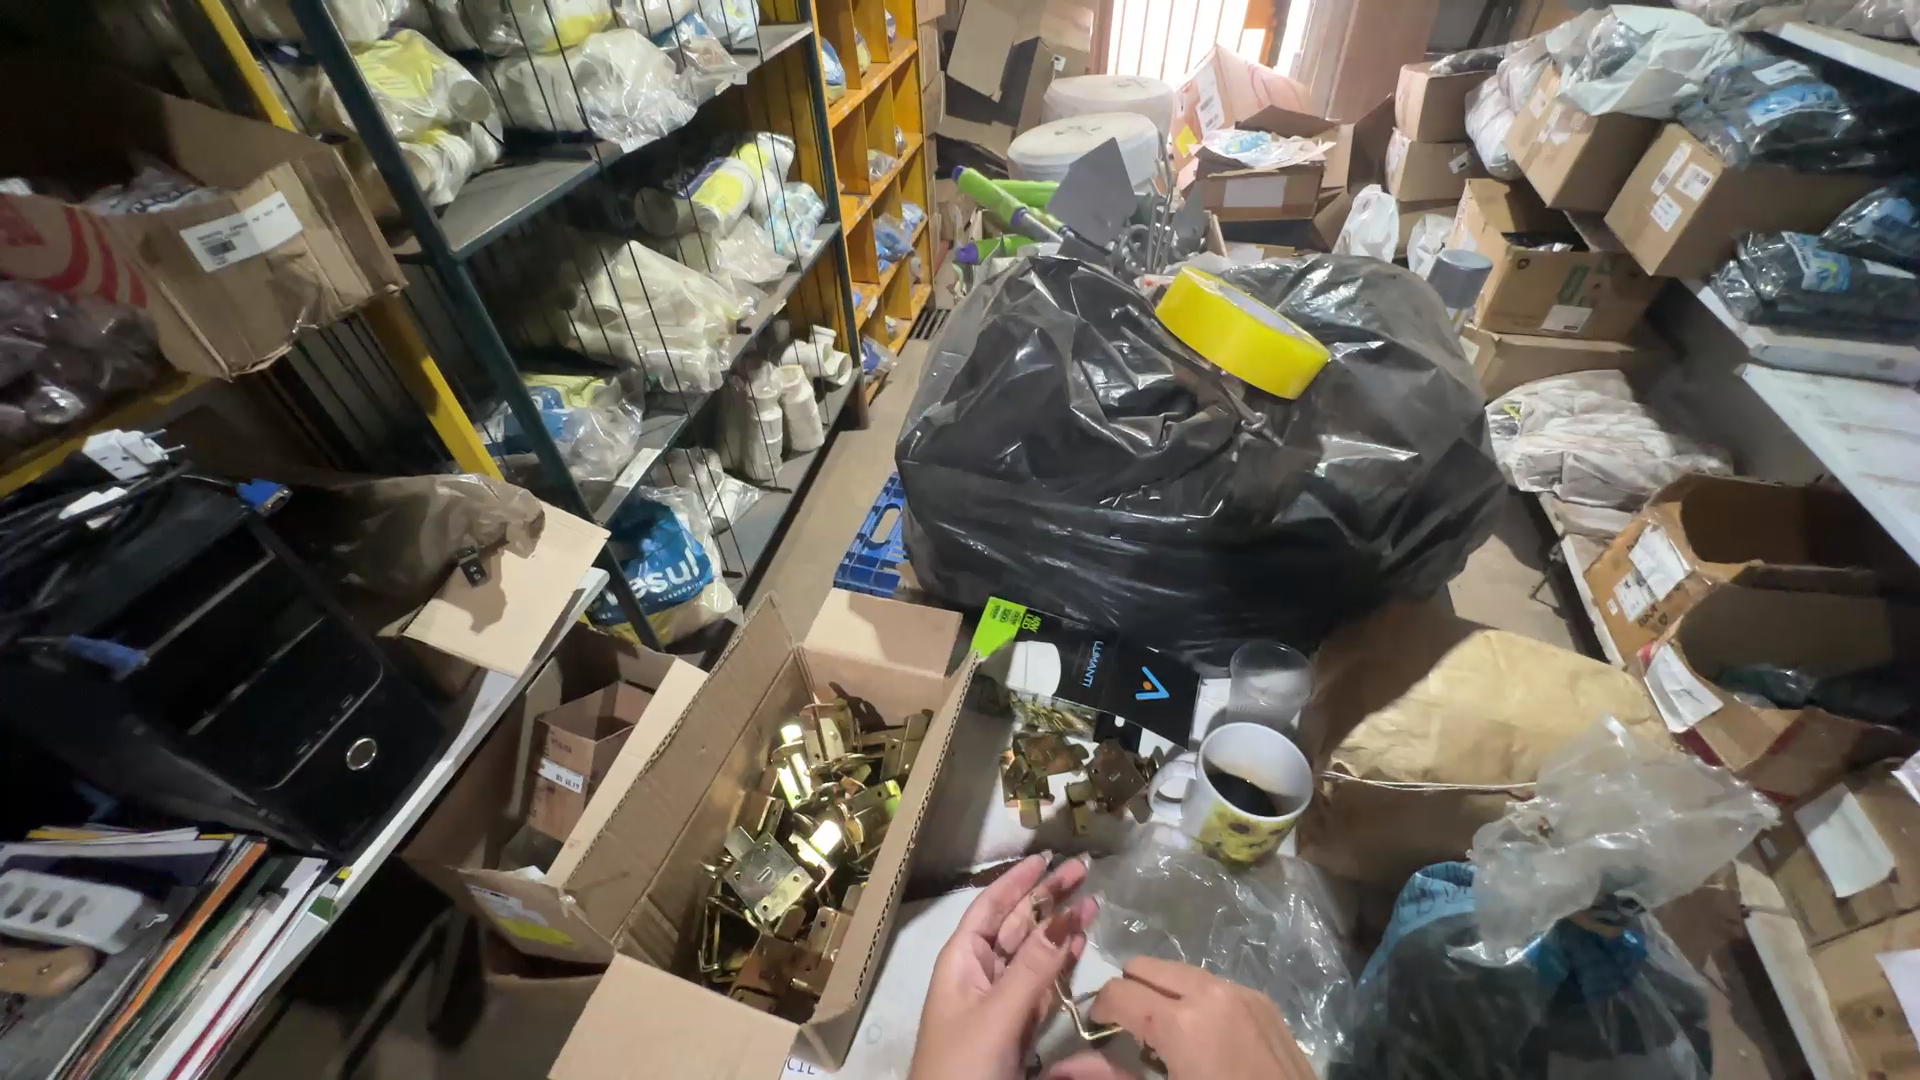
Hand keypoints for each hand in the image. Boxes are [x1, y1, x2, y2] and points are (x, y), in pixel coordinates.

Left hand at [908, 854, 1097, 1079]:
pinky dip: (1064, 968)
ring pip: (1035, 955)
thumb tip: (1063, 917)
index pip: (990, 906)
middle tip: (1083, 869)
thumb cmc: (961, 1068)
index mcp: (962, 960)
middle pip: (1017, 925)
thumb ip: (1031, 969)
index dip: (1017, 880)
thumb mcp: (995, 1016)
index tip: (1046, 857)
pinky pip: (1045, 989)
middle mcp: (981, 974)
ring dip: (1062, 928)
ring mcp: (1001, 1004)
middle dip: (1048, 897)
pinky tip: (1081, 946)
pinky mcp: (1020, 1034)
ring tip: (1092, 901)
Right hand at [1048, 957, 1313, 1079]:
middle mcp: (1210, 992)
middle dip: (1129, 993)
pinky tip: (1205, 1040)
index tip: (1097, 1034)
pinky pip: (1212, 984)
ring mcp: (1241, 992)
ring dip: (1162, 994)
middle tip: (1129, 1034)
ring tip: (1167, 1039)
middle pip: (1144, 966)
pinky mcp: (1264, 1001)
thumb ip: (1112, 1075)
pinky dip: (1196, 1000)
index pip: (1118, 991)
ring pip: (1178, 971)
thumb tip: (1061, 1065)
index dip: (1099, 1010)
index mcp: (1182, 1022)